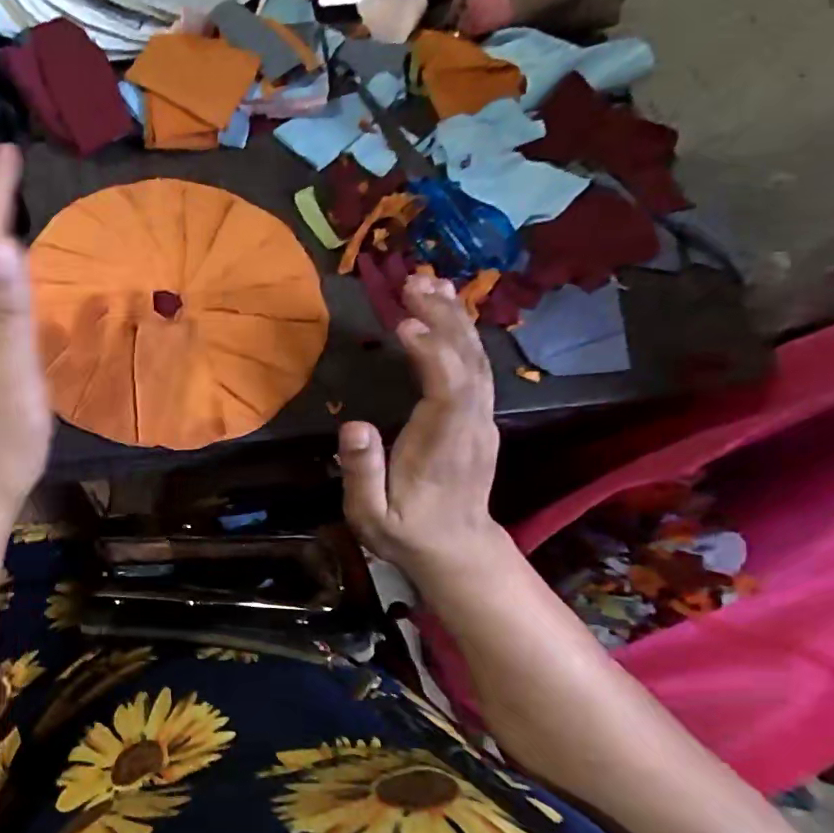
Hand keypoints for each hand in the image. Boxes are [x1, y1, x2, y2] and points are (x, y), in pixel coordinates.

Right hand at [339, 274, 505, 574]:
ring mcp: (481, 419)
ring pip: (476, 360)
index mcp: (443, 448)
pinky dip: (462, 335)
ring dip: (454, 319)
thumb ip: (361, 474)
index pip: (448, 392)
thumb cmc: (406, 532)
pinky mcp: (480, 416)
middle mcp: (471, 426)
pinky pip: (476, 367)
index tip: (403, 323)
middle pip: (467, 363)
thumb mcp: (370, 516)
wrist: (456, 549)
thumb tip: (352, 426)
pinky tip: (446, 313)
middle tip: (413, 283)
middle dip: (443, 319)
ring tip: (429, 283)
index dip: (432, 354)